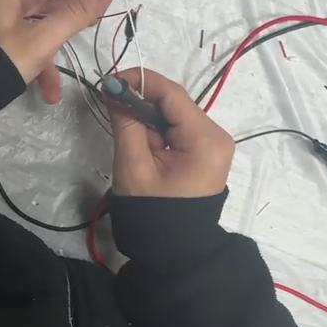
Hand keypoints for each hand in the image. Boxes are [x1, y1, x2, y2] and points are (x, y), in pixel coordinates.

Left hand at [0, 0, 119, 102]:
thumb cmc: (2, 60)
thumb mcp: (44, 38)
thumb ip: (78, 10)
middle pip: (41, 8)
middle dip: (66, 26)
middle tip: (91, 31)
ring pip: (28, 34)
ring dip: (47, 61)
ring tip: (57, 89)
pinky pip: (13, 49)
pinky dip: (29, 67)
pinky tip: (43, 93)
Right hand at [107, 69, 234, 198]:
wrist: (172, 246)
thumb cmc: (152, 207)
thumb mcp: (133, 164)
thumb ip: (126, 121)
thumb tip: (114, 88)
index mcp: (205, 139)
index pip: (172, 94)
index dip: (140, 80)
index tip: (109, 80)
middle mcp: (217, 135)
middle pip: (175, 102)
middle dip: (141, 98)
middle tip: (110, 101)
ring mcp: (214, 142)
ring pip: (174, 112)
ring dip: (146, 112)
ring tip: (123, 123)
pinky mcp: (205, 149)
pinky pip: (178, 126)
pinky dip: (156, 125)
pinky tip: (139, 135)